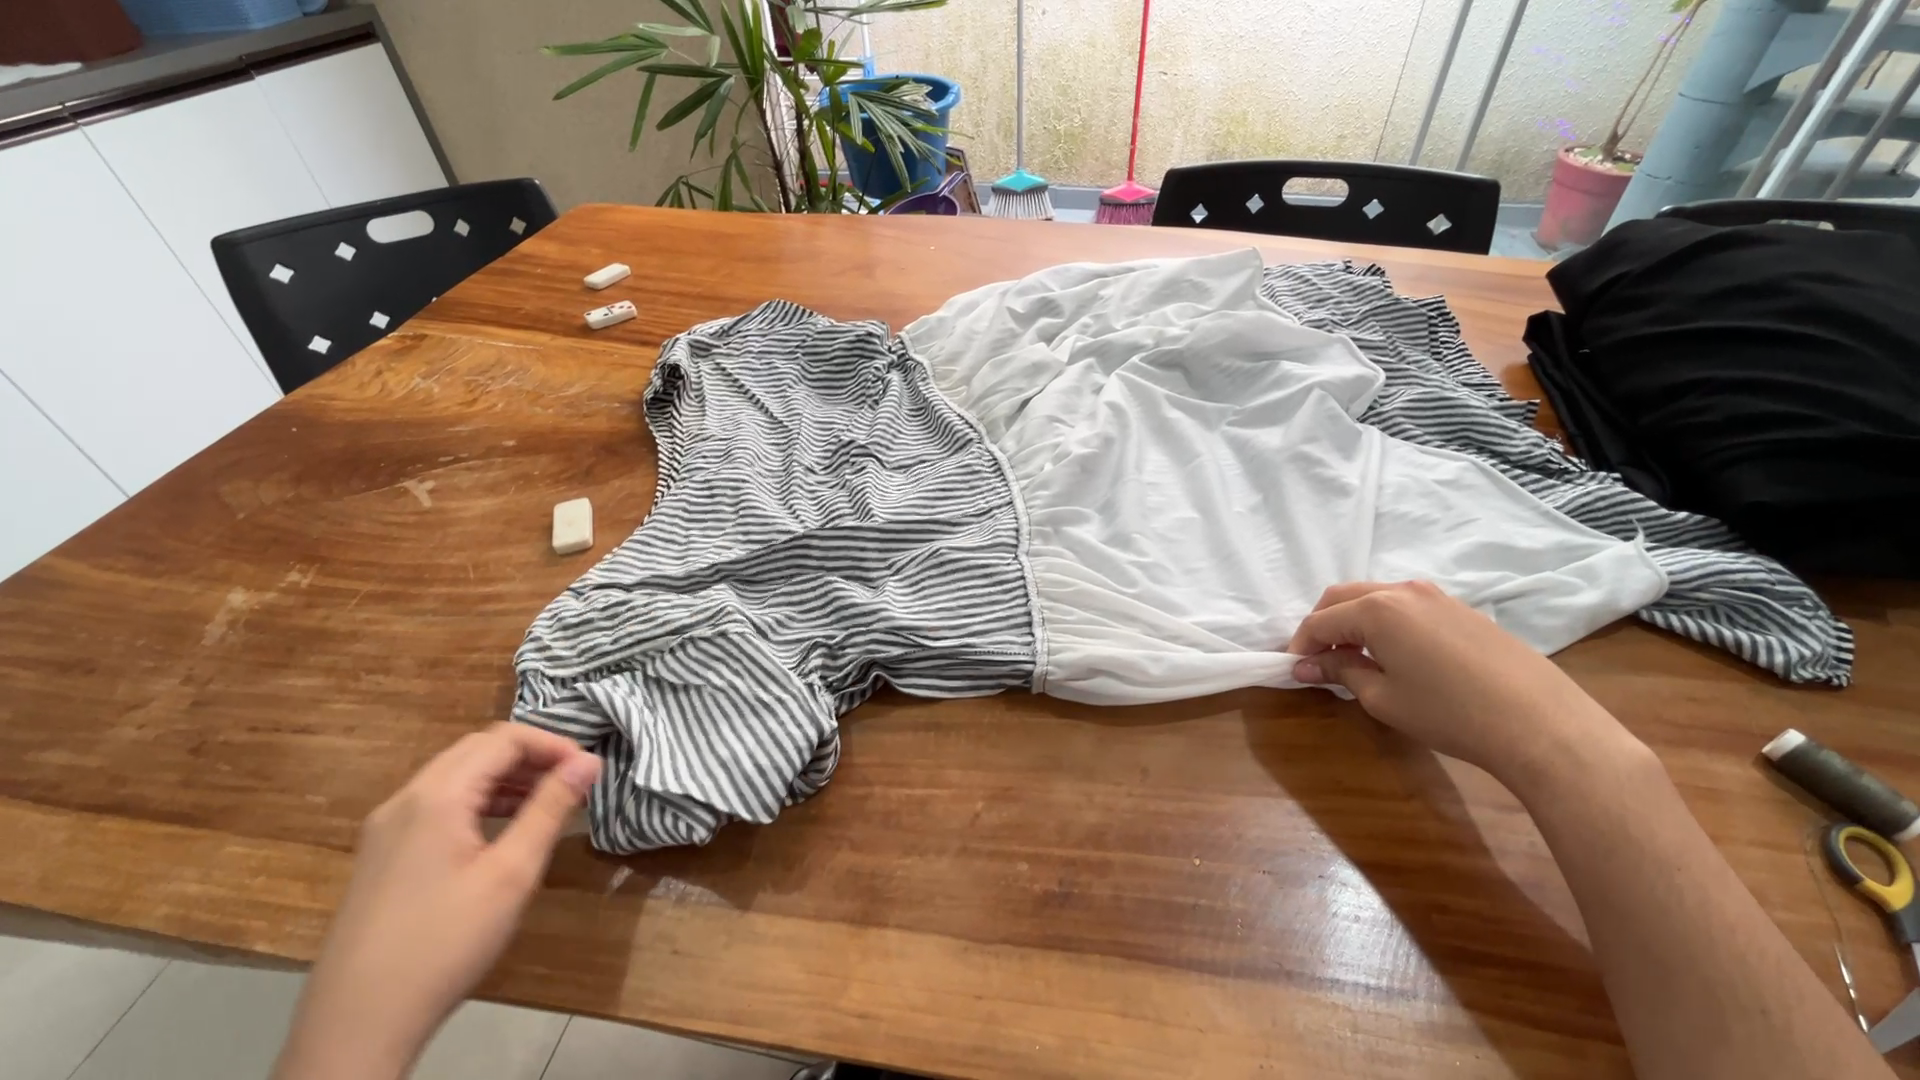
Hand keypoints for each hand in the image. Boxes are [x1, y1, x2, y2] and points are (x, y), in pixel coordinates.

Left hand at [274, 724, 601, 1079]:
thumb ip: (551, 809)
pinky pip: (437, 805)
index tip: (590, 769)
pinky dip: (478, 801)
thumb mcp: (512, 873)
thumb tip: (589, 761)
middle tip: (574, 781)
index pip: (503, 740)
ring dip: (505, 778)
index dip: (553, 744)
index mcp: (436, 796)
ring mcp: (386, 828)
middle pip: (476, 750)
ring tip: (548, 802)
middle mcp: (405, 799)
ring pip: (455, 777)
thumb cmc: (445, 942)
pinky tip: (501, 830)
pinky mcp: (381, 855)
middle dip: (530, 756)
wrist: (358, 1021)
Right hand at [1287, 581, 1643, 791]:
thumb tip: (1307, 665)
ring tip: (1354, 658)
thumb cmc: (1449, 713)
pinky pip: (1405, 605)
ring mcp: (1436, 596)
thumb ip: (1341, 672)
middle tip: (1317, 661)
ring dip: (1353, 621)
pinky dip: (1384, 622)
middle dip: (1322, 625)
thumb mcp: (1382, 697)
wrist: (1539, 722)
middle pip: (1343, 597)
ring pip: (1375, 596)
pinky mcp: (1461, 609)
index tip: (1294, 671)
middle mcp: (1402, 591)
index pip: (1320, 620)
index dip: (1301, 645)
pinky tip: (1393, 655)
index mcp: (1376, 609)